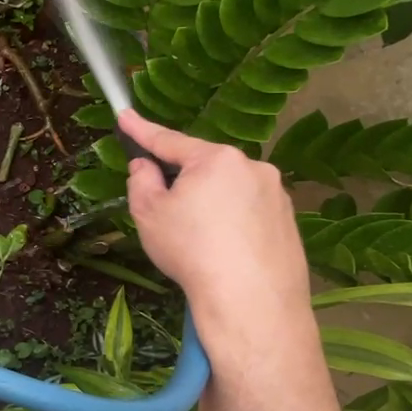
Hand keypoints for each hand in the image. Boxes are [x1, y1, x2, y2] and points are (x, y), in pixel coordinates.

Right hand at [121, 111, 311, 322]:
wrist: (250, 296)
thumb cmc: (189, 247)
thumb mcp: (148, 211)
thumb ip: (141, 180)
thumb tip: (146, 165)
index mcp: (215, 159)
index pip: (168, 140)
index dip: (141, 129)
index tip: (124, 114)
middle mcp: (252, 167)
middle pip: (202, 164)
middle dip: (179, 177)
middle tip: (159, 206)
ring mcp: (275, 192)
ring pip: (225, 187)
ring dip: (204, 199)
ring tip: (190, 235)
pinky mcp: (287, 218)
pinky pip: (245, 208)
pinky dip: (226, 218)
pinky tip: (216, 246)